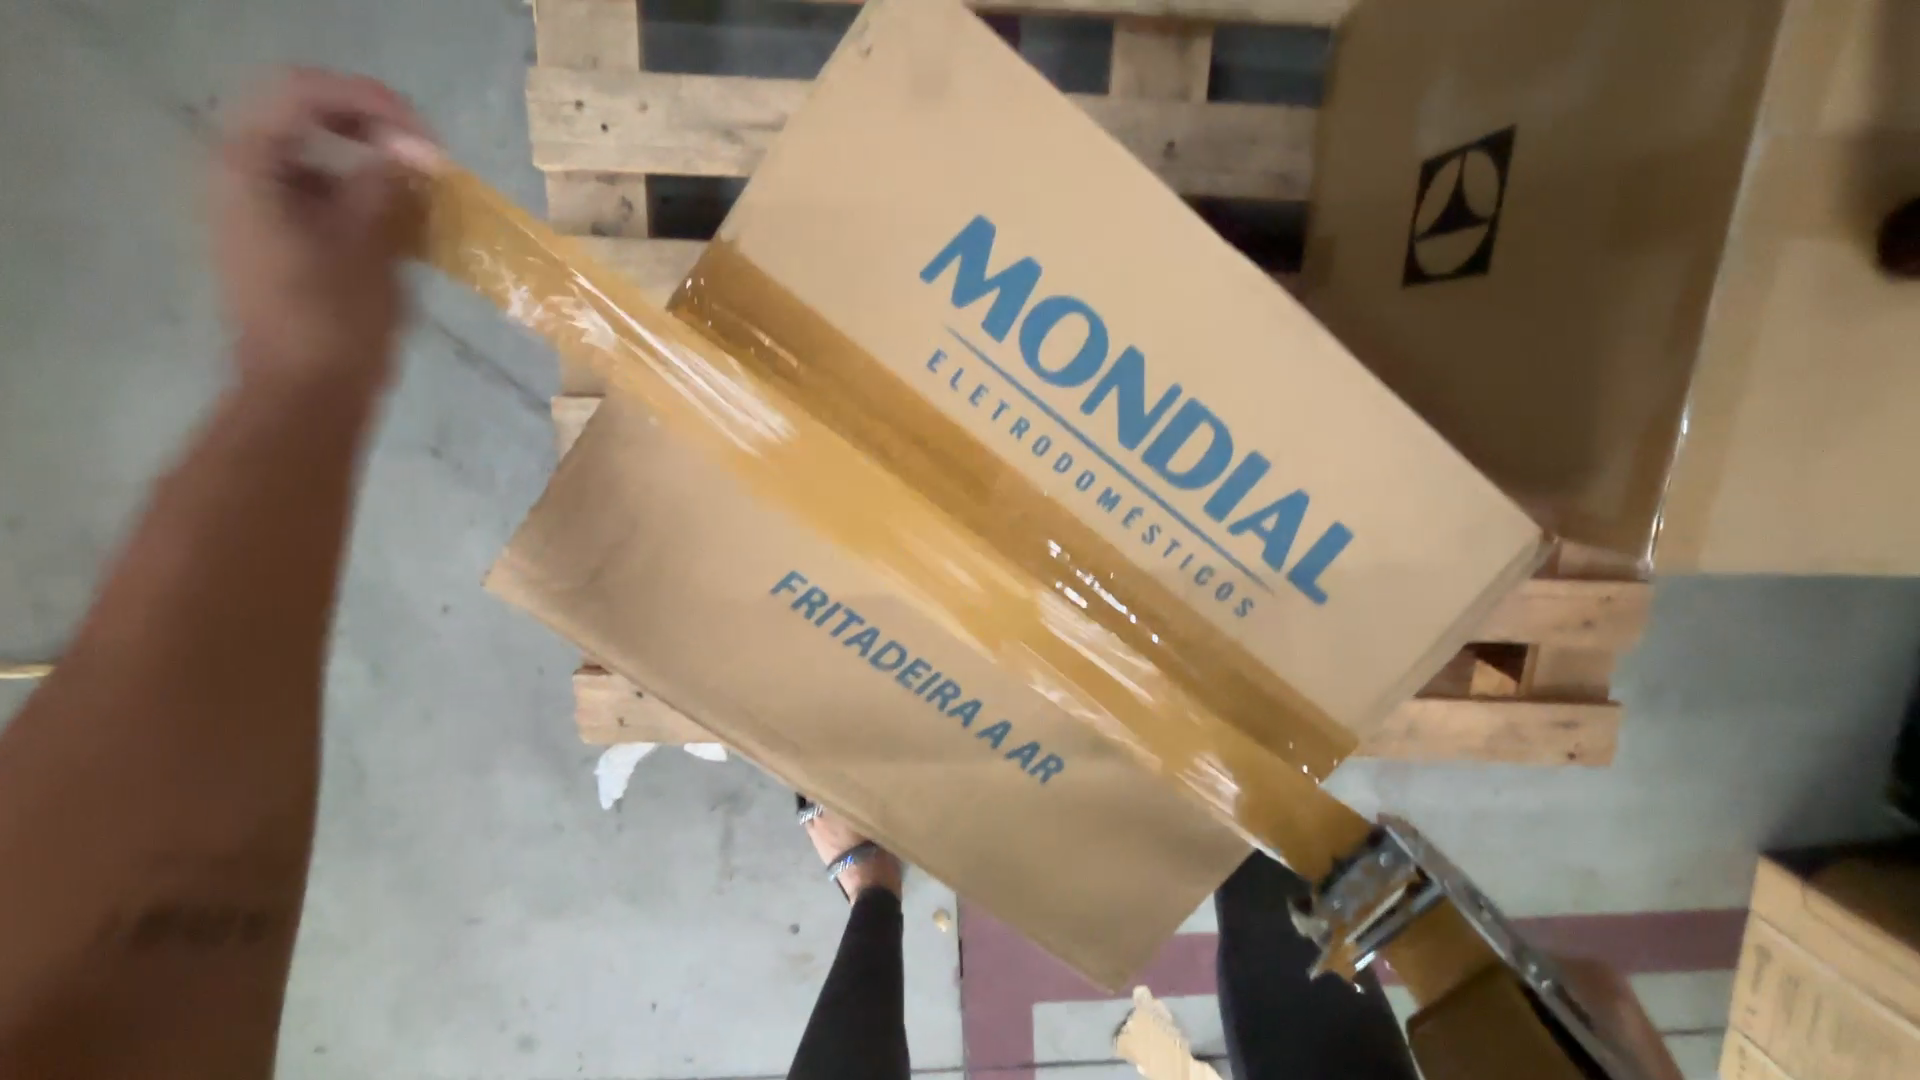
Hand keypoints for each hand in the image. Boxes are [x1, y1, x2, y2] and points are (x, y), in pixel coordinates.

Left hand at [215, 69, 437, 396]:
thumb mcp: (367, 249)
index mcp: (250, 168)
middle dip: (378, 133)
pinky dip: (370, 201)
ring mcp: (262, 210)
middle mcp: (245, 176)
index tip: (432, 145)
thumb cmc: (333, 325)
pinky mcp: (285, 241)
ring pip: (322, 158)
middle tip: (433, 163)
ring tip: (429, 196)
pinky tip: (410, 228)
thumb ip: (384, 188)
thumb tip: (413, 153)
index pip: (306, 95)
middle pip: (310, 118)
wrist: (305, 395)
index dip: (373, 105)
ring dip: (378, 167)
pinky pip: (328, 197)